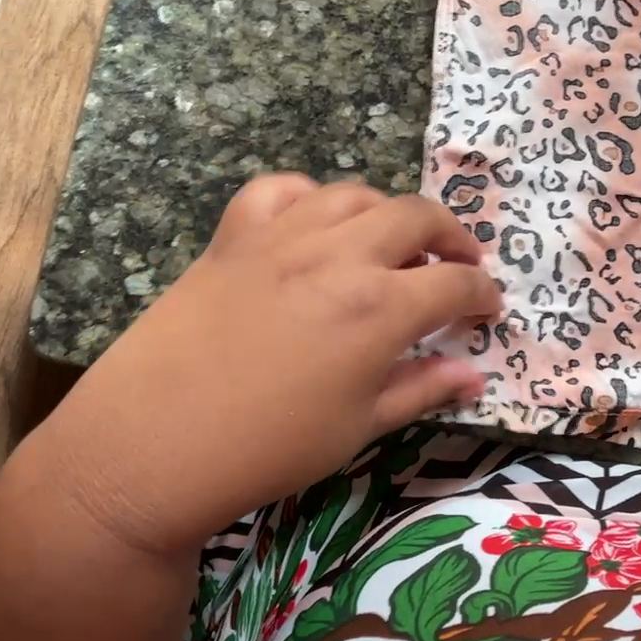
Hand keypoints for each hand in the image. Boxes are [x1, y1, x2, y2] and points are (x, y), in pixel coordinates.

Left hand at [40, 175, 502, 559]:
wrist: (150, 448)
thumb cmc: (267, 449)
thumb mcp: (358, 427)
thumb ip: (422, 388)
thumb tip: (475, 375)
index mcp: (378, 307)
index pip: (455, 285)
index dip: (482, 294)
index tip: (489, 309)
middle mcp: (338, 255)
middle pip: (417, 218)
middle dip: (452, 239)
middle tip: (458, 266)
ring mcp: (282, 237)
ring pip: (354, 195)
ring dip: (388, 215)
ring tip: (391, 246)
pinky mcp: (233, 237)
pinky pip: (280, 191)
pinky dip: (309, 198)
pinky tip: (314, 226)